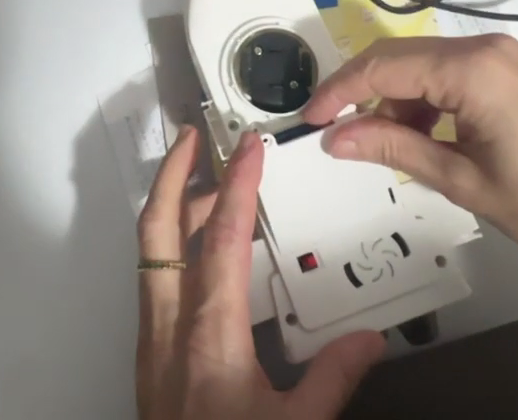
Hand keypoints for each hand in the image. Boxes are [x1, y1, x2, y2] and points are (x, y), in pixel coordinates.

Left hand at [136, 127, 384, 419]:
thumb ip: (332, 380)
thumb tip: (369, 341)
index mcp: (210, 333)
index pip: (224, 237)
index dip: (239, 184)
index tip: (249, 146)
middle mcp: (169, 323)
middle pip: (159, 226)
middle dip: (174, 173)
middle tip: (191, 137)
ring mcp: (151, 335)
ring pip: (151, 248)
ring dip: (173, 205)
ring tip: (204, 182)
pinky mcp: (148, 351)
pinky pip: (153, 276)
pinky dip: (170, 242)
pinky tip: (195, 247)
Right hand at [301, 35, 517, 289]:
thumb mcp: (463, 181)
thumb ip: (394, 148)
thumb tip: (335, 138)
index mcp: (471, 70)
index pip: (382, 68)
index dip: (338, 91)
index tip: (308, 119)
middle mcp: (484, 49)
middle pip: (398, 56)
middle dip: (361, 92)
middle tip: (332, 130)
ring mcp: (502, 58)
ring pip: (421, 65)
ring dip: (393, 99)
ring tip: (381, 143)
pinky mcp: (512, 74)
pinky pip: (449, 75)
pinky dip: (424, 101)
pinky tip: (420, 135)